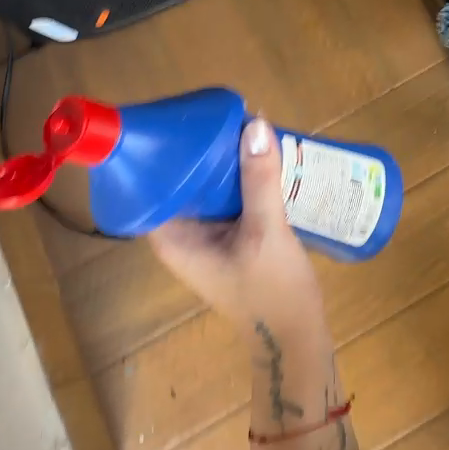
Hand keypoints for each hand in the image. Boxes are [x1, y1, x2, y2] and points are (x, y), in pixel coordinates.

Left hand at [148, 118, 325, 335]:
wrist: (297, 338)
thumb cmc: (272, 291)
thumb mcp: (266, 231)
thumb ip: (260, 179)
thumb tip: (255, 123)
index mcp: (174, 236)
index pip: (151, 183)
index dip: (164, 149)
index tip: (186, 116)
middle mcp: (185, 233)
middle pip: (184, 179)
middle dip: (206, 147)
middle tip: (229, 110)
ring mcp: (211, 235)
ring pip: (212, 185)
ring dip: (230, 159)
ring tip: (251, 123)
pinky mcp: (236, 235)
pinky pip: (233, 196)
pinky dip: (246, 176)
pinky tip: (268, 154)